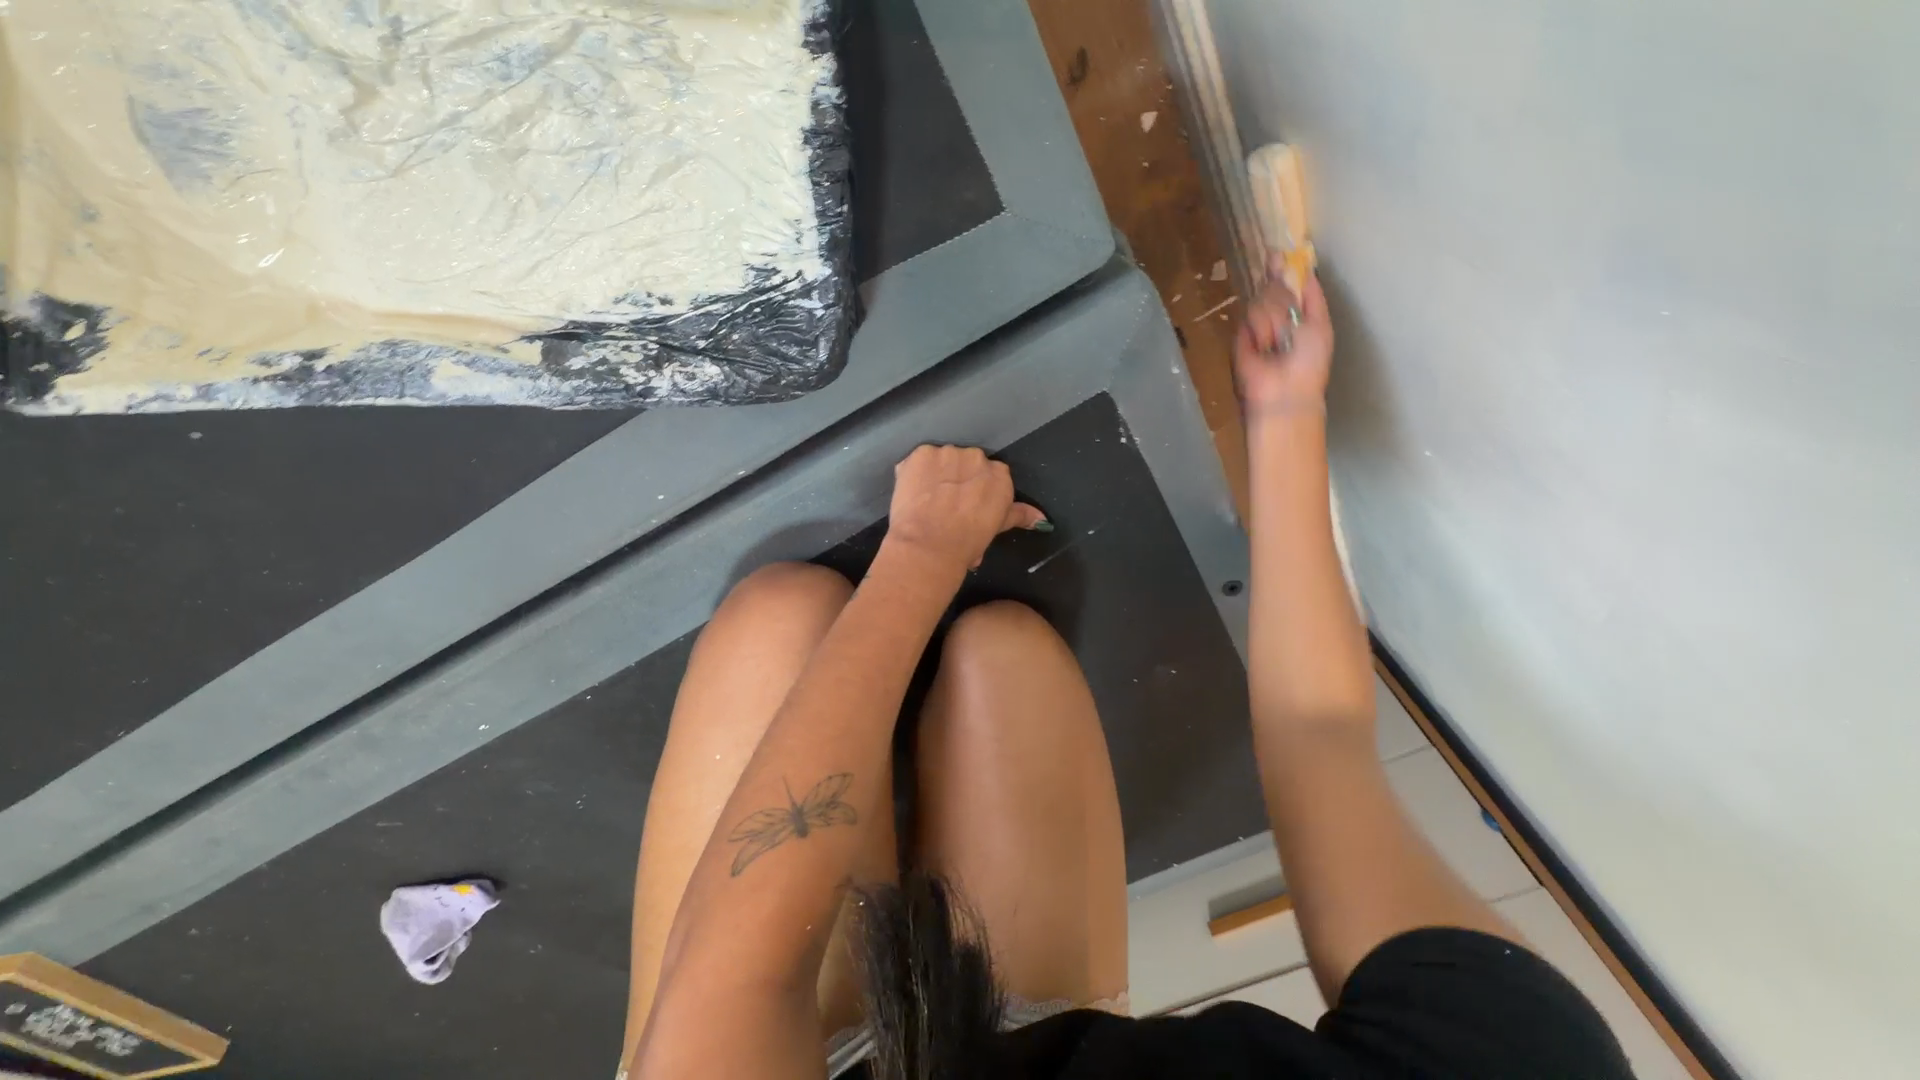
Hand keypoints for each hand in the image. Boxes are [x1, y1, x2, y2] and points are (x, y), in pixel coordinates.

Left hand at [884, 445, 1044, 572]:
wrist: (928, 545)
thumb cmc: (966, 543)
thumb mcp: (995, 529)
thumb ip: (1019, 515)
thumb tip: (1042, 519)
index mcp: (999, 476)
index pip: (991, 475)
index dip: (977, 491)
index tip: (968, 507)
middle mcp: (976, 457)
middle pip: (968, 463)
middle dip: (959, 479)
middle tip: (948, 506)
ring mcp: (947, 453)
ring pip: (943, 460)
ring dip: (937, 476)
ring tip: (928, 502)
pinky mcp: (921, 454)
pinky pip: (918, 461)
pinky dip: (914, 474)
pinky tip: (913, 495)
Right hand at [1235, 255, 1333, 415]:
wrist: (1285, 390)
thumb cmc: (1309, 361)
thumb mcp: (1321, 324)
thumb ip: (1313, 295)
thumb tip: (1303, 266)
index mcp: (1298, 310)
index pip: (1288, 281)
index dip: (1283, 267)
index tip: (1277, 254)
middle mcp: (1277, 313)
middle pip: (1275, 284)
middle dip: (1282, 299)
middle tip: (1288, 323)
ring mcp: (1257, 322)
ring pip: (1263, 298)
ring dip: (1274, 318)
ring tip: (1277, 342)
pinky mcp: (1239, 333)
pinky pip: (1248, 315)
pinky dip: (1260, 329)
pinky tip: (1264, 344)